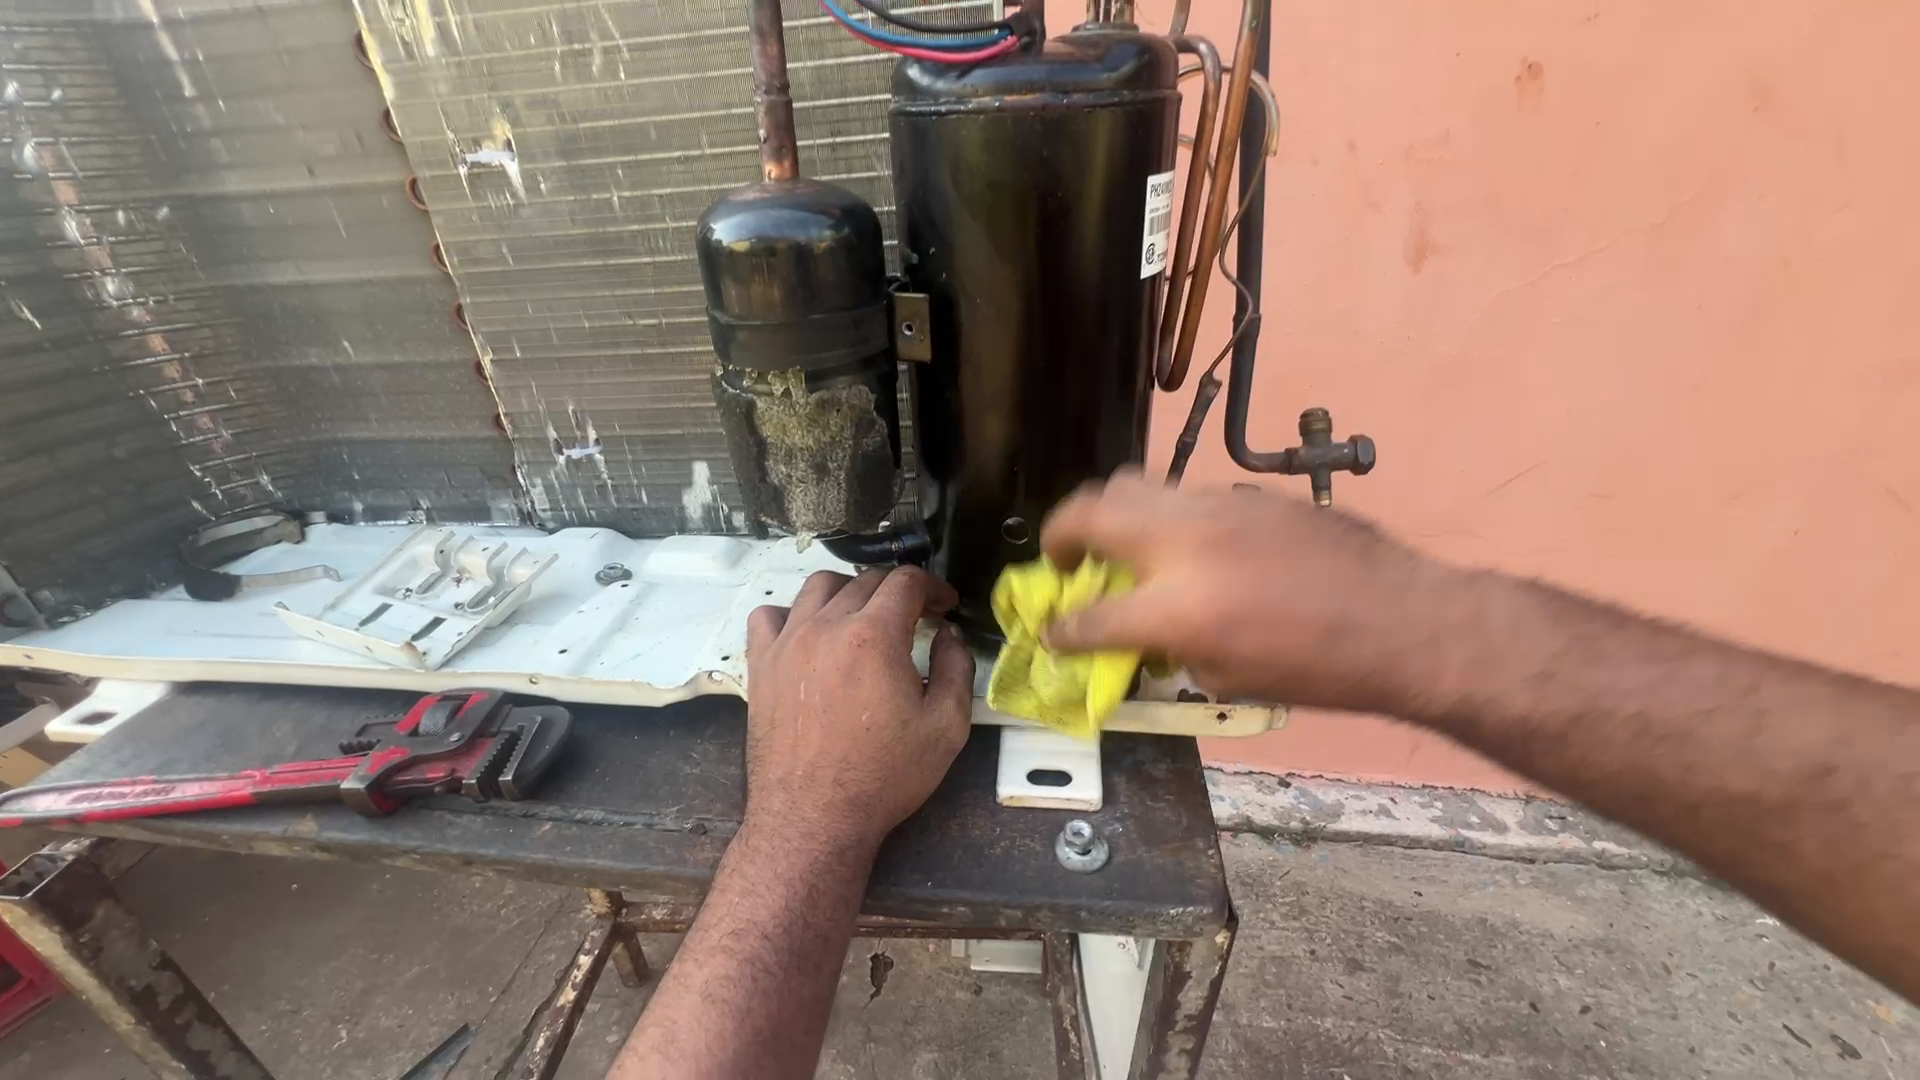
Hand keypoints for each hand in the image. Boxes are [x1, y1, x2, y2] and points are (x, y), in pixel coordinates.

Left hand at [743, 567, 974, 855]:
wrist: (814, 818)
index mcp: (874, 636)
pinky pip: (769, 615)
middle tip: (916, 616)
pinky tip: (809, 633)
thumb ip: (956, 669)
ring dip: (849, 590)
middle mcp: (826, 626)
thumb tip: (949, 634)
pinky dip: (793, 612)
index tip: (945, 605)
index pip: (906, 581)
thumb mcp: (946, 728)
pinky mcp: (761, 665)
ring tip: (864, 616)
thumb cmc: (884, 776)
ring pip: (818, 586)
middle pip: (865, 580)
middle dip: (898, 590)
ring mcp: (787, 642)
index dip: (933, 586)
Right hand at [1040, 470, 1459, 712]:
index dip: (1062, 629)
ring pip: (1134, 484)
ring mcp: (1215, 507)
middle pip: (1091, 511)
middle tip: (1065, 557)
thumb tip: (1140, 632)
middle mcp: (1182, 543)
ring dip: (1111, 514)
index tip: (1052, 632)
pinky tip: (1192, 546)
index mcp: (1175, 608)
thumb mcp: (1228, 677)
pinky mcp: (1246, 495)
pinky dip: (1166, 517)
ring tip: (1120, 542)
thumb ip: (1167, 646)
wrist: (1405, 622)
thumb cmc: (1318, 669)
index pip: (1091, 616)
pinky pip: (1184, 496)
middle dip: (1061, 532)